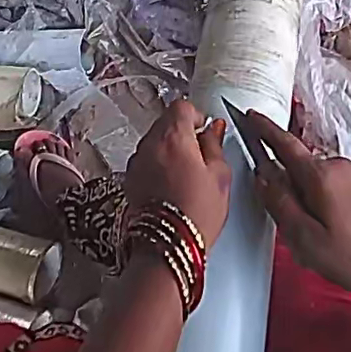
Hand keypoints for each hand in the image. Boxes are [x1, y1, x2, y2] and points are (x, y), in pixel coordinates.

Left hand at [124, 98, 231, 251]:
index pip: (181, 107)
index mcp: (173, 137)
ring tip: (188, 173)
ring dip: (169, 149)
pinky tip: (172, 184)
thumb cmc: (196, 214)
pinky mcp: (130, 179)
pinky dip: (158, 165)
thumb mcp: (220, 177)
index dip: (196, 115)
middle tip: (200, 153)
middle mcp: (150, 145)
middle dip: (182, 132)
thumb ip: (215, 146)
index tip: (205, 130)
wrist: (167, 245)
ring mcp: (137, 161)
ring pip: (154, 141)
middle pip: (165, 122)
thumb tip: (214, 130)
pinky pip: (146, 160)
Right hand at [246, 110, 350, 307]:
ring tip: (316, 234)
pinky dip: (324, 200)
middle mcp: (338, 166)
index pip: (284, 143)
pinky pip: (333, 185)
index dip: (264, 128)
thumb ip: (279, 202)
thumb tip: (262, 176)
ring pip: (316, 178)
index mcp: (319, 175)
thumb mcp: (304, 237)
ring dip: (308, 197)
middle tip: (290, 223)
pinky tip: (333, 229)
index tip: (250, 115)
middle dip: (287, 186)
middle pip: (298, 166)